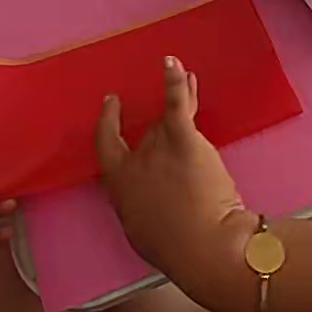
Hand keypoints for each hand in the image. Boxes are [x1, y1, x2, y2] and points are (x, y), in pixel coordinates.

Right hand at [95, 57, 254, 311]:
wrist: (204, 245)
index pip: (107, 146)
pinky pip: (175, 103)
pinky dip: (173, 81)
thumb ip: (136, 204)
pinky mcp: (183, 139)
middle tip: (169, 119)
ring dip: (177, 93)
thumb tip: (142, 196)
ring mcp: (158, 147)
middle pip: (146, 135)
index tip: (112, 103)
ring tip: (185, 75)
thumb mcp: (141, 230)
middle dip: (160, 131)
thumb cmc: (174, 248)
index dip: (108, 122)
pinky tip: (173, 63)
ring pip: (166, 115)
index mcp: (119, 185)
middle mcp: (135, 161)